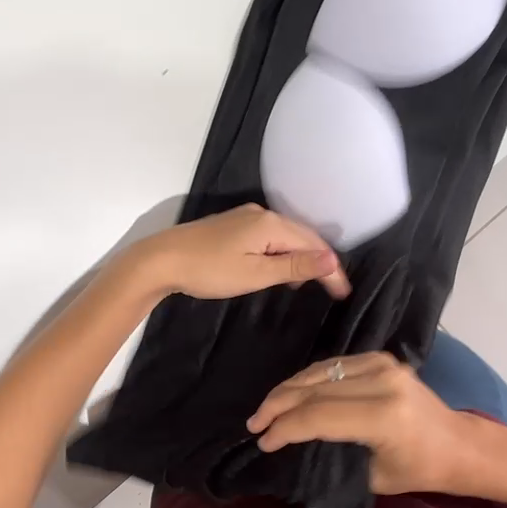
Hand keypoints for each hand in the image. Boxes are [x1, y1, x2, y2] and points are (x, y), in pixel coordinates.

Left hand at [129, 204, 350, 299]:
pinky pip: (268, 237)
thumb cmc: (210, 270)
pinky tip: (276, 270)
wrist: (161, 260)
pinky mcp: (231, 226)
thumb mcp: (256, 274)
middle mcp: (262, 214)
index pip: (314, 245)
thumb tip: (332, 260)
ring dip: (298, 258)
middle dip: (318, 262)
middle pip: (302, 236)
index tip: (344, 293)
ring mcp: (245, 218)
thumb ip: (294, 266)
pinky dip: (279, 254)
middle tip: (331, 290)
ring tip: (303, 284)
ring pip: (284, 237)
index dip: (331, 270)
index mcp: (272, 224)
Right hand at [245, 352, 506, 494]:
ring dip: (287, 390)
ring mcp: (382, 365)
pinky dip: (308, 379)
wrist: (459, 443)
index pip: (318, 416)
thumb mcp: (372, 475)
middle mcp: (382, 382)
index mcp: (383, 416)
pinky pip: (333, 365)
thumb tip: (290, 446)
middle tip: (254, 423)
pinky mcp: (381, 358)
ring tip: (266, 409)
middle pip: (314, 389)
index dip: (285, 429)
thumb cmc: (419, 469)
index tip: (263, 443)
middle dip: (277, 406)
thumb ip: (332, 455)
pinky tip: (291, 393)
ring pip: (318, 372)